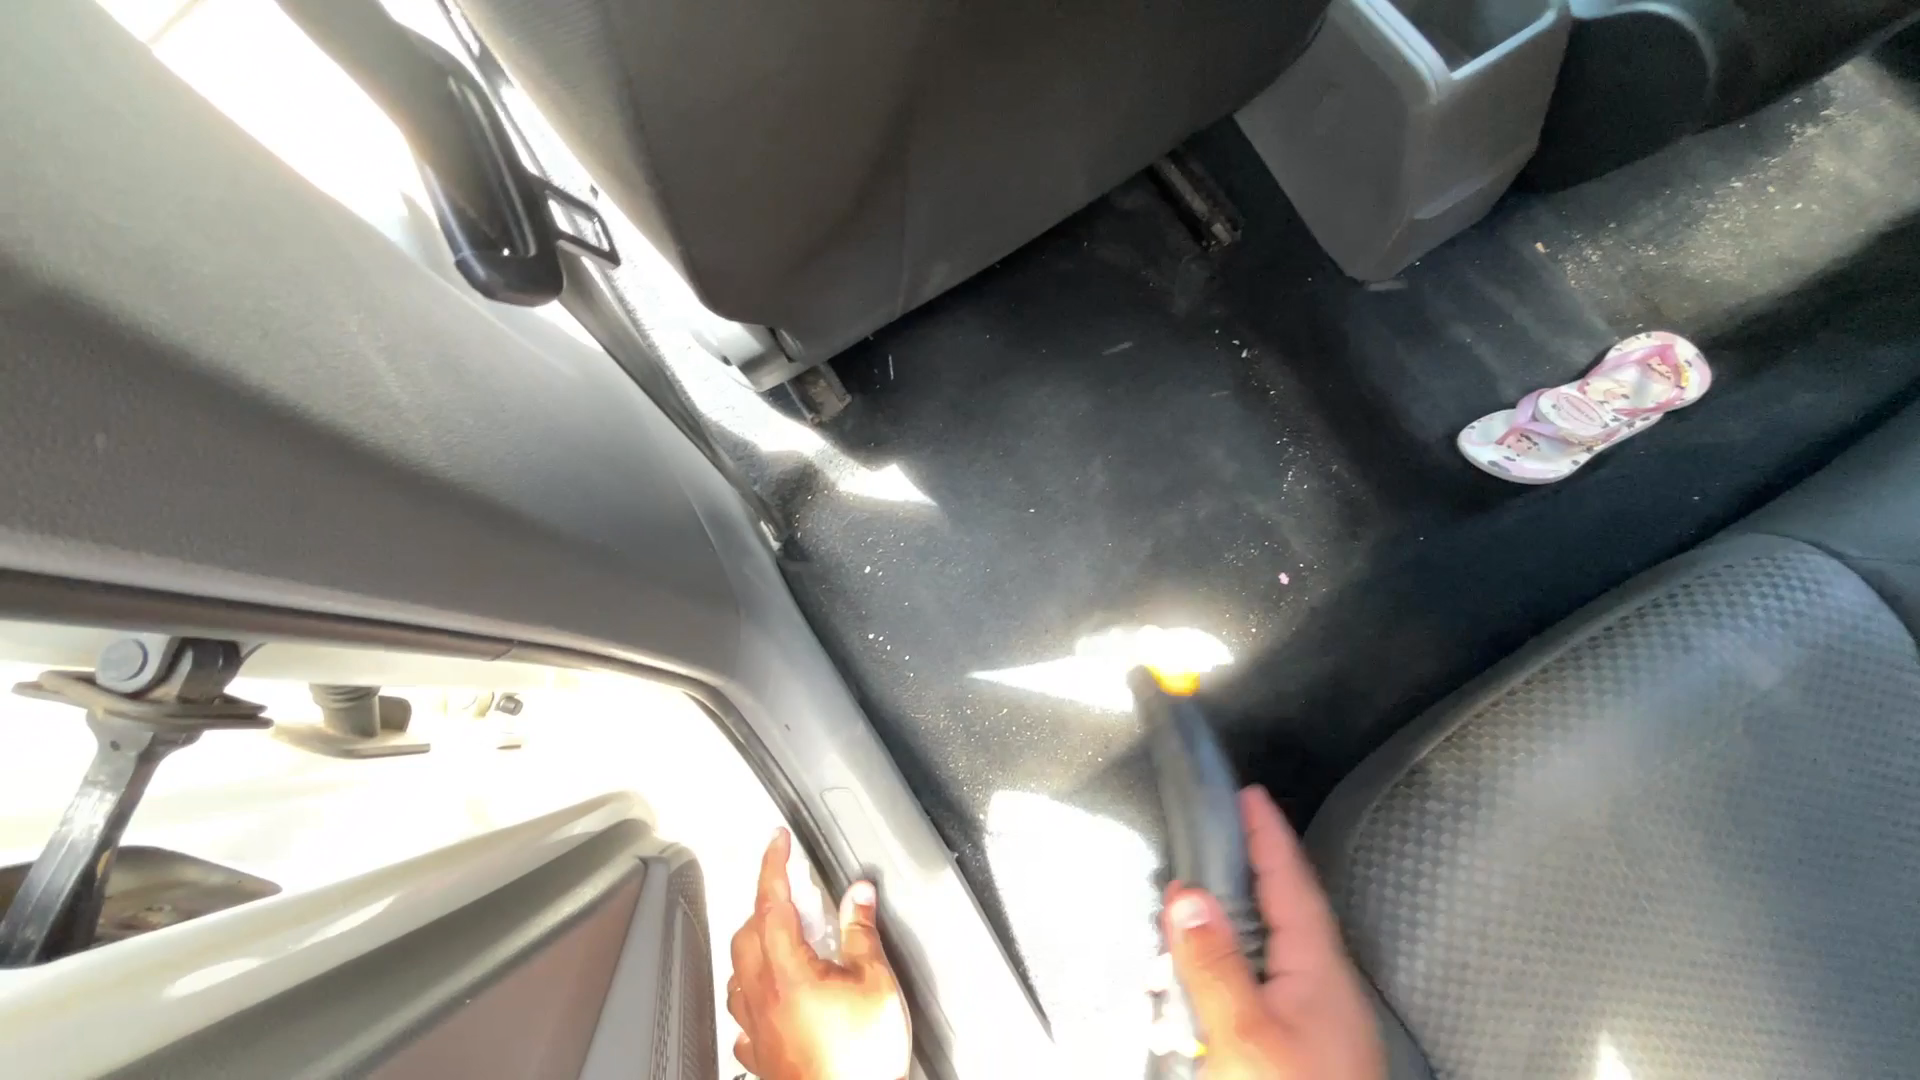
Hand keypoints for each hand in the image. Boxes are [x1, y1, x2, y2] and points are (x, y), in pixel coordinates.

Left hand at [727, 829, 910, 1079]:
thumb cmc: (864, 1058)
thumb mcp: (876, 983)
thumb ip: (861, 932)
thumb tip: (857, 893)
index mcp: (789, 972)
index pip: (771, 903)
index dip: (773, 865)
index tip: (778, 841)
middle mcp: (763, 998)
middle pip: (747, 934)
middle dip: (765, 904)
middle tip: (793, 891)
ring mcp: (757, 1030)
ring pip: (738, 973)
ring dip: (754, 945)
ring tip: (782, 938)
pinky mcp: (762, 1057)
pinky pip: (742, 1015)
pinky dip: (752, 991)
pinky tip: (770, 996)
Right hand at [1163, 786, 1384, 1079]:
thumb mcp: (1245, 1038)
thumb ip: (1214, 964)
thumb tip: (1187, 893)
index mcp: (1319, 972)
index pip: (1291, 883)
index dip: (1268, 834)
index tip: (1249, 792)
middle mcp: (1324, 989)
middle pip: (1286, 909)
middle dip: (1253, 867)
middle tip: (1215, 834)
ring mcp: (1316, 1021)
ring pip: (1273, 947)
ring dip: (1239, 915)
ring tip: (1200, 894)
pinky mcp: (1300, 1047)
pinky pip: (1263, 981)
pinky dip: (1233, 959)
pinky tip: (1207, 973)